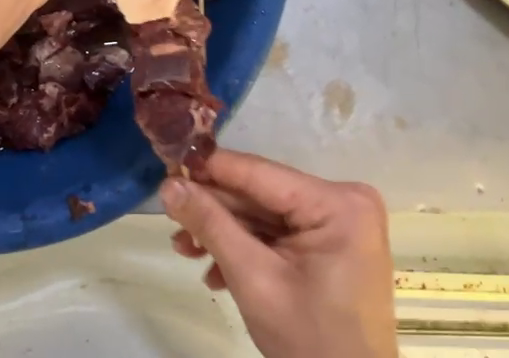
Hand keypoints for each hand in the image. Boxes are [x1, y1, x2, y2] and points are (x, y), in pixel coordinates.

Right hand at [163, 151, 396, 357]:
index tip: (166, 168)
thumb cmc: (310, 342)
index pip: (257, 172)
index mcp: (336, 203)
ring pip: (263, 213)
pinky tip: (215, 270)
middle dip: (213, 211)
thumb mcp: (253, 279)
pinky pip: (278, 232)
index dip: (207, 168)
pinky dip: (246, 247)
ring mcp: (339, 223)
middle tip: (170, 218)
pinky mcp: (331, 243)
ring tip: (184, 249)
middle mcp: (343, 200)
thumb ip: (210, 224)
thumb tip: (167, 185)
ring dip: (224, 232)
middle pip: (259, 194)